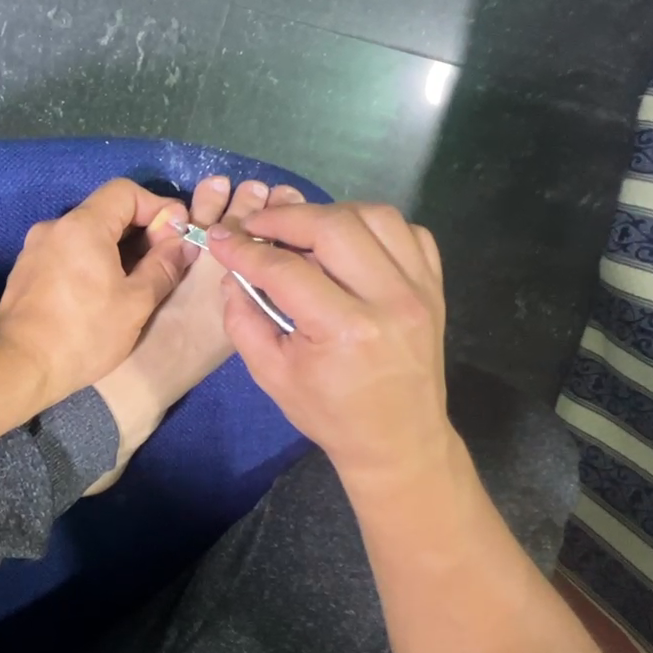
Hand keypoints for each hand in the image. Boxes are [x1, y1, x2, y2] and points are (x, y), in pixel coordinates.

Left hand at [0, 178, 194, 405]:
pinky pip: (65, 255)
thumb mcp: (136, 303)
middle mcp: (53, 228)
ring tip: (136, 281)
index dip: (157, 207)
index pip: (125, 191)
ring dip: (115, 249)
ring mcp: (33, 250)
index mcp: (81, 226)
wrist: (19, 367)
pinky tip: (102, 294)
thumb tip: (181, 243)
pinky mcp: (24, 273)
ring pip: (84, 236)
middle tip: (162, 262)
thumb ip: (163, 266)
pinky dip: (89, 263)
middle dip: (139, 231)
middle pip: (104, 212)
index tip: (176, 235)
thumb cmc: (83, 334)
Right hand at [206, 201, 451, 490]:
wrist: (397, 440)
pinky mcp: (434, 286)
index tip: (219, 237)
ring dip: (329, 213)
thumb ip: (243, 320)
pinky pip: (407, 232)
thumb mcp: (269, 375)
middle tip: (255, 224)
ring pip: (375, 217)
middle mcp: (389, 301)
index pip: (285, 270)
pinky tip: (344, 241)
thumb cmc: (328, 413)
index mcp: (344, 330)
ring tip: (298, 228)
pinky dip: (370, 226)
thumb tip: (233, 272)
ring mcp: (419, 290)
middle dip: (285, 217)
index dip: (245, 249)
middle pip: (334, 227)